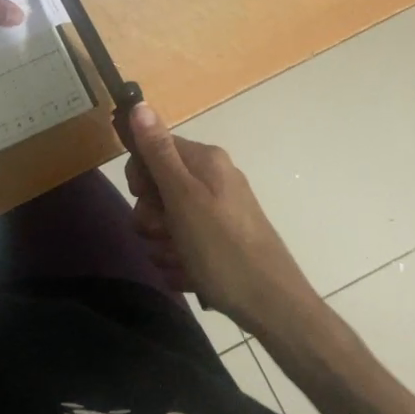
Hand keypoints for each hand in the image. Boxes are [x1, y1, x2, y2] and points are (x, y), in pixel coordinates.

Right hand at [124, 102, 321, 335]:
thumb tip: (139, 104)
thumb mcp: (183, 198)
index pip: (153, 150)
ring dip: (162, 242)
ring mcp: (219, 212)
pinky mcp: (221, 241)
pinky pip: (184, 242)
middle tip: (162, 234)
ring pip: (167, 219)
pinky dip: (179, 259)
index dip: (141, 177)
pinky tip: (187, 274)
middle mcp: (214, 180)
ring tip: (177, 261)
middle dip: (151, 215)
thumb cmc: (223, 250)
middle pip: (158, 187)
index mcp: (206, 162)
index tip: (144, 199)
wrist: (274, 309)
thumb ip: (158, 153)